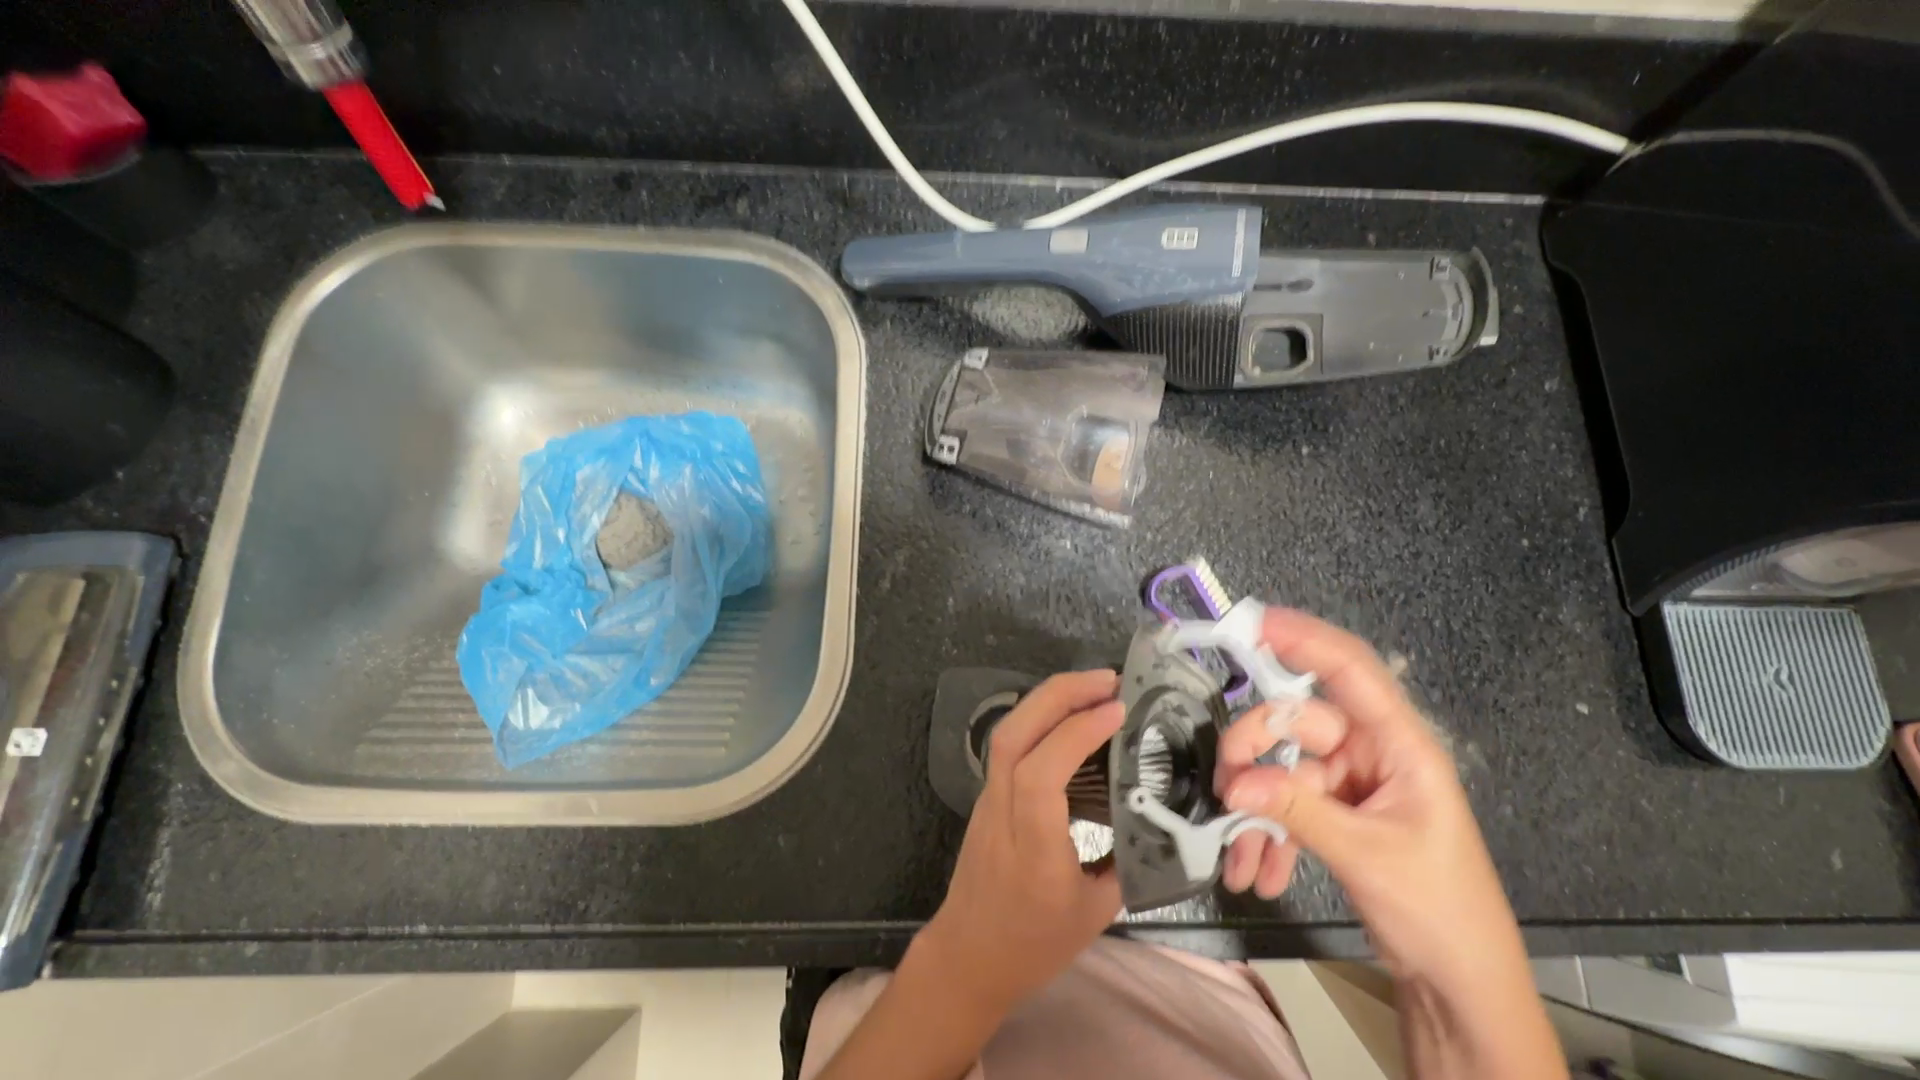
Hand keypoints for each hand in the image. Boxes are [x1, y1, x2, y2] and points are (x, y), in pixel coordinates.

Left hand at [916, 669, 1124, 1015]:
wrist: (967, 957)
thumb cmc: (1033, 944)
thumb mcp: (1096, 913)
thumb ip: (1128, 862)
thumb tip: (1163, 818)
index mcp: (1031, 848)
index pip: (1041, 773)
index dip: (1076, 733)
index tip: (1117, 711)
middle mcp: (1001, 813)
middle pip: (1013, 735)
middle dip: (1058, 695)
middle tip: (1108, 679)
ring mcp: (987, 800)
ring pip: (1006, 733)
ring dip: (1048, 700)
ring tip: (1095, 687)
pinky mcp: (987, 797)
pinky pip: (1009, 745)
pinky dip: (1040, 719)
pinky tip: (1072, 717)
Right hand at [1212, 609, 1526, 988]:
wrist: (1459, 982)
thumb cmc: (1438, 907)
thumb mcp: (1367, 854)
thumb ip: (1299, 809)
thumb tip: (1234, 783)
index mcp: (1399, 745)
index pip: (1351, 670)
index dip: (1304, 639)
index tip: (1252, 623)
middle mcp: (1373, 754)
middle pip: (1298, 725)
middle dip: (1255, 753)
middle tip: (1225, 787)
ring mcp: (1352, 786)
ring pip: (1284, 773)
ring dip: (1256, 813)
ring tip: (1239, 855)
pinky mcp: (1338, 818)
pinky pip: (1288, 810)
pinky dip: (1268, 838)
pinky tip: (1258, 875)